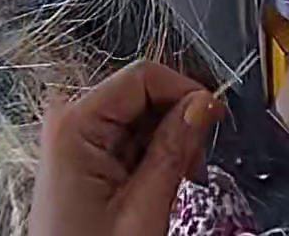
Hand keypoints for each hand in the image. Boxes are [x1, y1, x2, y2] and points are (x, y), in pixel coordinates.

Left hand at [31, 60, 221, 235]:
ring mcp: (74, 130)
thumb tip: (204, 103)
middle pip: (138, 92)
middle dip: (176, 120)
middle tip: (199, 164)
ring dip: (167, 139)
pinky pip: (125, 134)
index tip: (217, 116)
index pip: (140, 77)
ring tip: (183, 178)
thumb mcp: (142, 212)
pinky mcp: (81, 149)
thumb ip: (173, 151)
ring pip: (136, 113)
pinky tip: (162, 180)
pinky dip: (151, 152)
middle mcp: (70, 113)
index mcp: (76, 120)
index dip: (183, 89)